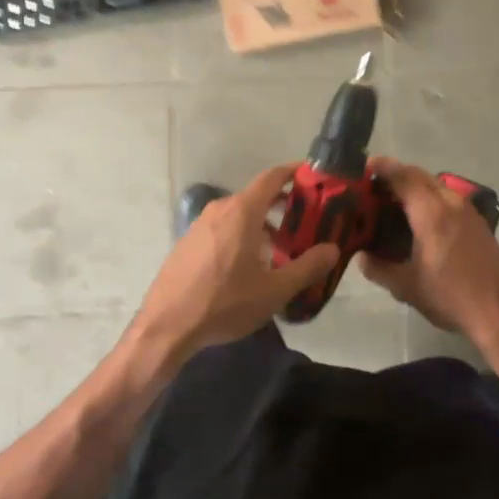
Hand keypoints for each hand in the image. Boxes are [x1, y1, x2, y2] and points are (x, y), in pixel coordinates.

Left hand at [130, 164, 340, 358]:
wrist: (166, 327)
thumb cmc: (225, 303)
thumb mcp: (275, 290)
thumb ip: (307, 267)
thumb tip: (333, 249)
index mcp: (242, 211)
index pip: (273, 177)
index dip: (295, 172)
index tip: (315, 177)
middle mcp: (220, 209)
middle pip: (257, 196)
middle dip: (284, 205)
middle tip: (307, 222)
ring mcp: (200, 225)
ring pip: (239, 214)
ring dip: (262, 224)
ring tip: (281, 249)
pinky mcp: (188, 243)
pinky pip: (223, 228)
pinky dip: (242, 235)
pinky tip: (249, 265)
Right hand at [358, 157, 498, 339]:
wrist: (498, 312)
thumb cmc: (449, 296)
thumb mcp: (406, 287)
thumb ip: (378, 268)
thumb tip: (361, 256)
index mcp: (431, 212)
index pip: (403, 176)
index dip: (382, 168)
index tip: (363, 168)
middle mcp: (451, 202)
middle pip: (419, 175)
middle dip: (396, 175)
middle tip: (373, 188)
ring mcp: (468, 210)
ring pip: (436, 186)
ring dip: (414, 187)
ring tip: (393, 203)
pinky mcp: (477, 222)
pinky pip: (448, 198)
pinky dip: (430, 198)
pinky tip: (421, 220)